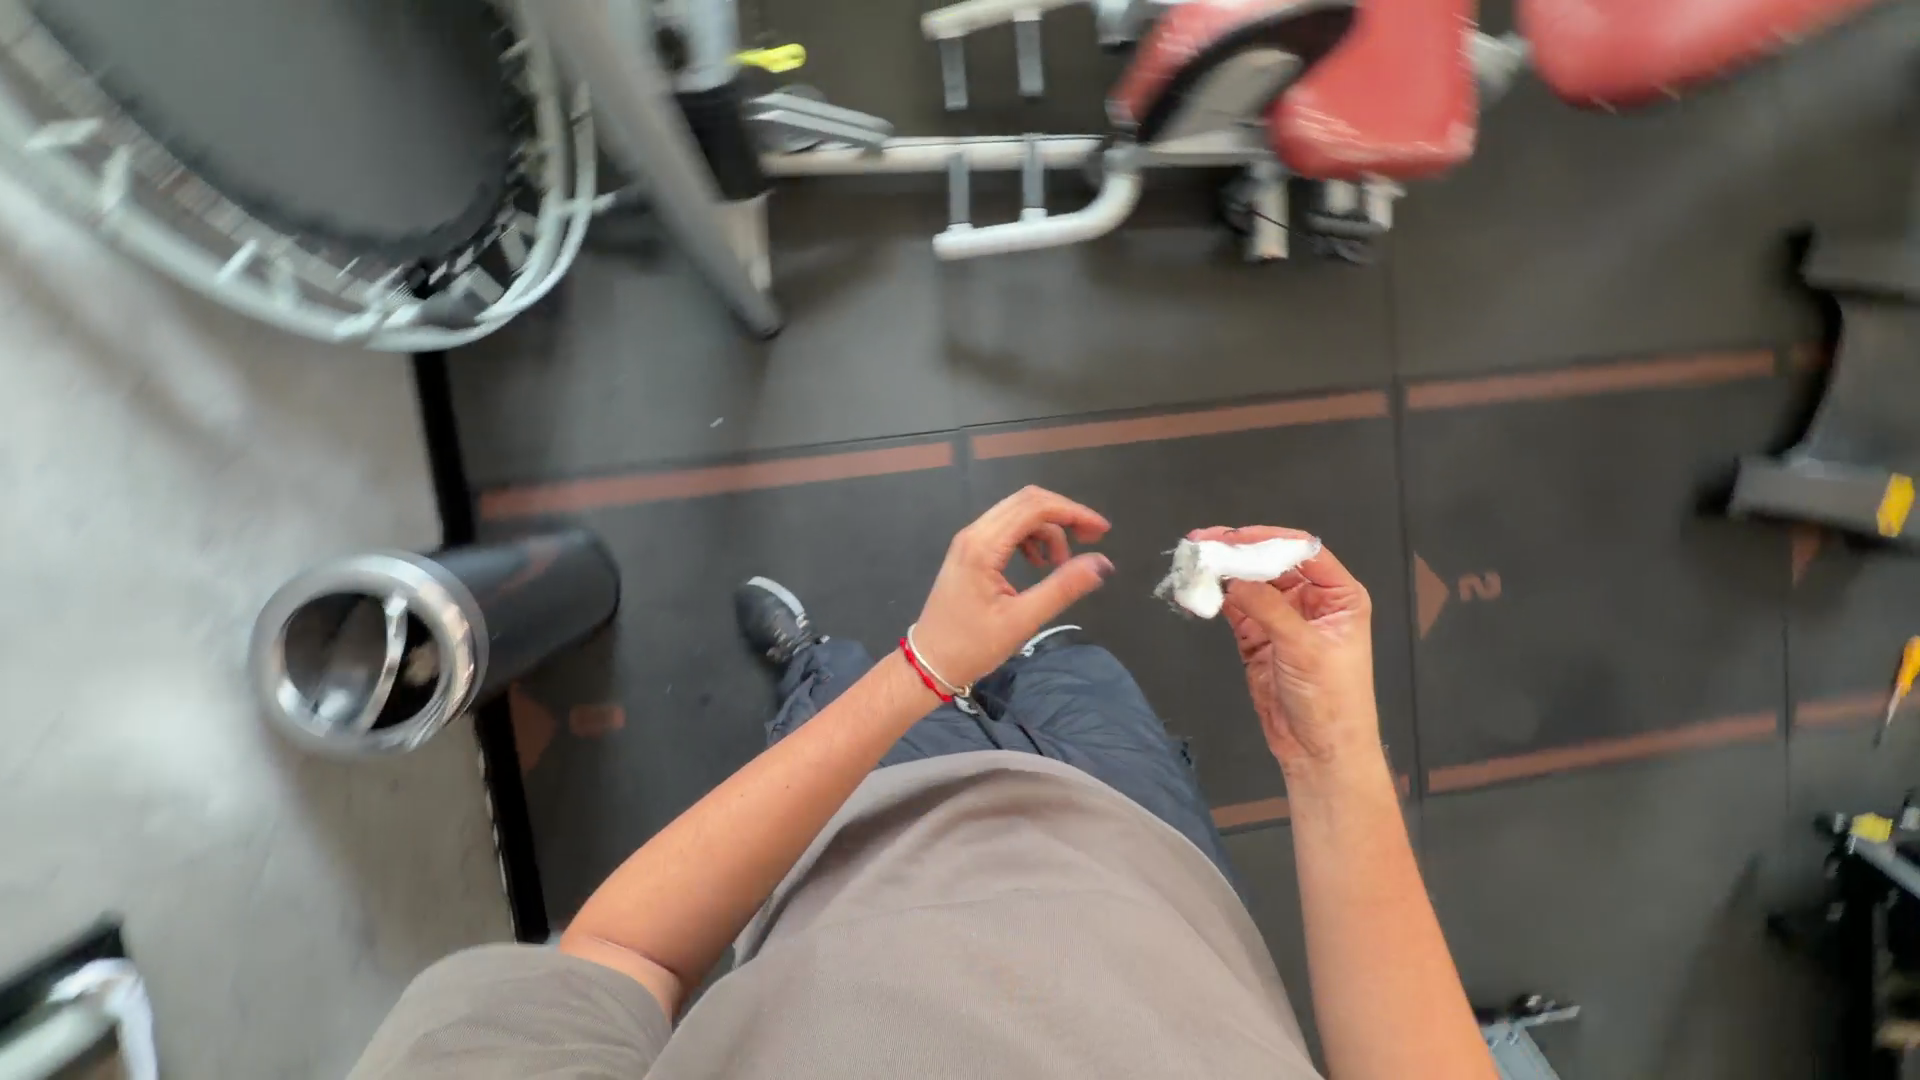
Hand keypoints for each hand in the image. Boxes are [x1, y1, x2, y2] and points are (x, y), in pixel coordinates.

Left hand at [912, 487, 1113, 686]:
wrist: (929, 662)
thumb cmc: (972, 646)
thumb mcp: (1022, 620)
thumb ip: (1063, 587)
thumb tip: (1102, 563)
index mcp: (983, 546)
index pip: (1035, 507)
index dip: (1073, 512)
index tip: (1102, 532)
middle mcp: (974, 533)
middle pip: (1027, 502)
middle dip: (1064, 515)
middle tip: (1091, 541)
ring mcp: (969, 541)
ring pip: (1017, 514)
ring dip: (1048, 531)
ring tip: (1060, 565)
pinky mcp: (970, 552)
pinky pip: (1007, 529)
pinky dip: (1031, 539)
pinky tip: (1039, 565)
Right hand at [1189, 526, 1379, 772]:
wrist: (1318, 750)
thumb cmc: (1331, 698)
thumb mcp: (1304, 648)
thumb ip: (1267, 607)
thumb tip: (1230, 576)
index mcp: (1338, 595)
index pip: (1303, 552)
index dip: (1268, 539)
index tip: (1233, 536)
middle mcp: (1310, 600)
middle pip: (1269, 563)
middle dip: (1237, 551)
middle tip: (1202, 542)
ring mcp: (1280, 618)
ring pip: (1247, 583)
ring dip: (1221, 572)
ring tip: (1192, 560)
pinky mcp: (1256, 637)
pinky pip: (1233, 607)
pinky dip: (1214, 597)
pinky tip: (1196, 589)